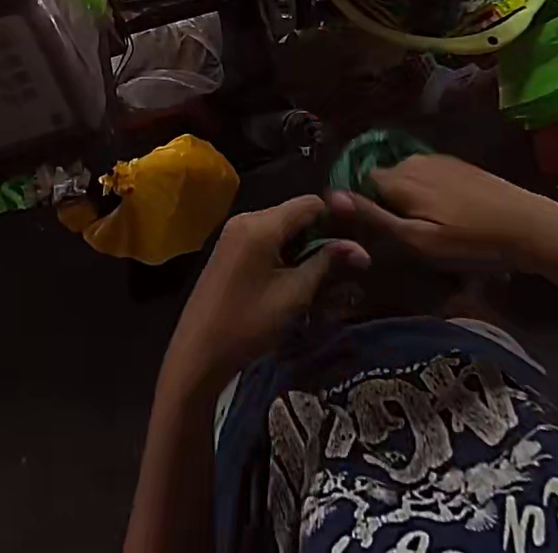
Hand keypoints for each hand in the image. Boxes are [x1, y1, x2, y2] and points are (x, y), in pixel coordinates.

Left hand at [160, 195, 368, 392]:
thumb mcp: (294, 294)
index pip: (309, 203)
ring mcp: (234, 232)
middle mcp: (246, 218)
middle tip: (342, 265)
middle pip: (295, 214)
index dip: (335, 219)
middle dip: (320, 235)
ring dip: (303, 246)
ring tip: (319, 275)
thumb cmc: (248, 324)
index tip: (353, 243)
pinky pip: (265, 237)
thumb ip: (326, 263)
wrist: (198, 353)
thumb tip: (359, 248)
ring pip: (281, 227)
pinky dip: (284, 251)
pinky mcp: (229, 247)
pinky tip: (292, 277)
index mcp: (261, 224)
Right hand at [327, 154, 557, 268]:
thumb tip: (330, 196)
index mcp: (398, 178)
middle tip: (405, 234)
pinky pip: (427, 174)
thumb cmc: (469, 241)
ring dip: (407, 197)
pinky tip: (447, 213)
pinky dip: (427, 191)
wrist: (528, 224)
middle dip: (385, 201)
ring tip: (428, 226)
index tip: (374, 230)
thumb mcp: (417, 240)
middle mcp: (412, 159)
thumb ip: (373, 217)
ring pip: (405, 176)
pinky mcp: (456, 163)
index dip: (363, 205)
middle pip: (382, 179)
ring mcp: (437, 158)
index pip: (360, 183)